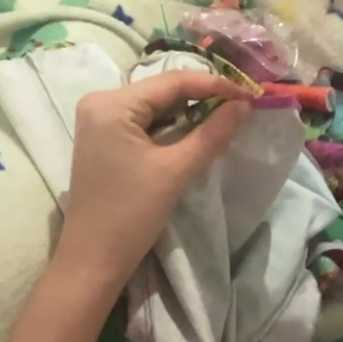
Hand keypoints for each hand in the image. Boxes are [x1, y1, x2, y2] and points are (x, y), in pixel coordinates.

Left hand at [57, 72, 249, 290]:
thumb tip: (244, 105)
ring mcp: (99, 120)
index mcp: (111, 103)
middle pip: (161, 90)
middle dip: (203, 96)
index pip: (171, 81)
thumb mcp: (175, 171)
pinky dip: (171, 124)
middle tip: (242, 103)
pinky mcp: (104, 138)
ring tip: (227, 113)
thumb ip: (212, 133)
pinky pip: (144, 120)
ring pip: (154, 105)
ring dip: (189, 110)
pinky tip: (197, 129)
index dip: (213, 85)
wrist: (92, 260)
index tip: (249, 94)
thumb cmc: (130, 214)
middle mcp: (100, 102)